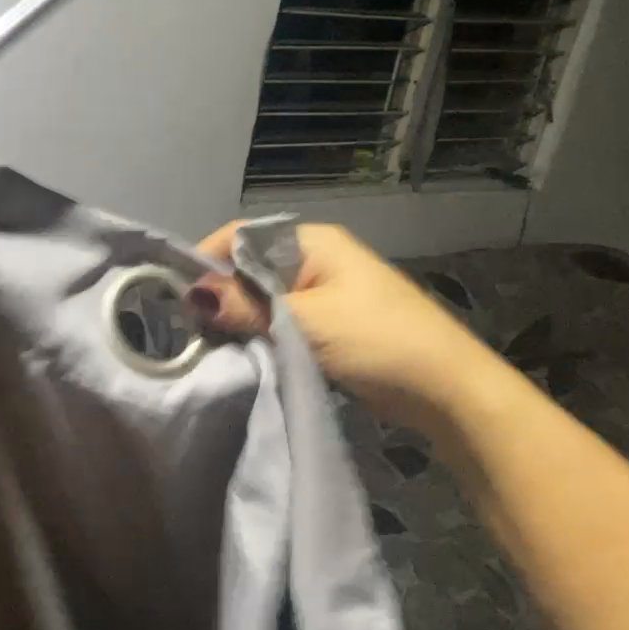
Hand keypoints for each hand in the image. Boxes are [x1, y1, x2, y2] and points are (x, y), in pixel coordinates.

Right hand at [191, 221, 509, 432]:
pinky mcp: (325, 326)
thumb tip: (191, 295)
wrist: (449, 392)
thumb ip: (245, 306)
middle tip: (193, 330)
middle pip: (246, 268)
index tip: (179, 297)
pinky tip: (242, 354)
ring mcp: (320, 294)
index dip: (205, 261)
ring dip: (238, 320)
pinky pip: (276, 322)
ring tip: (213, 346)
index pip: (239, 237)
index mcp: (310, 242)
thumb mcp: (305, 321)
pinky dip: (258, 336)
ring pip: (259, 299)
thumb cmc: (378, 341)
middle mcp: (311, 260)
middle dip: (219, 296)